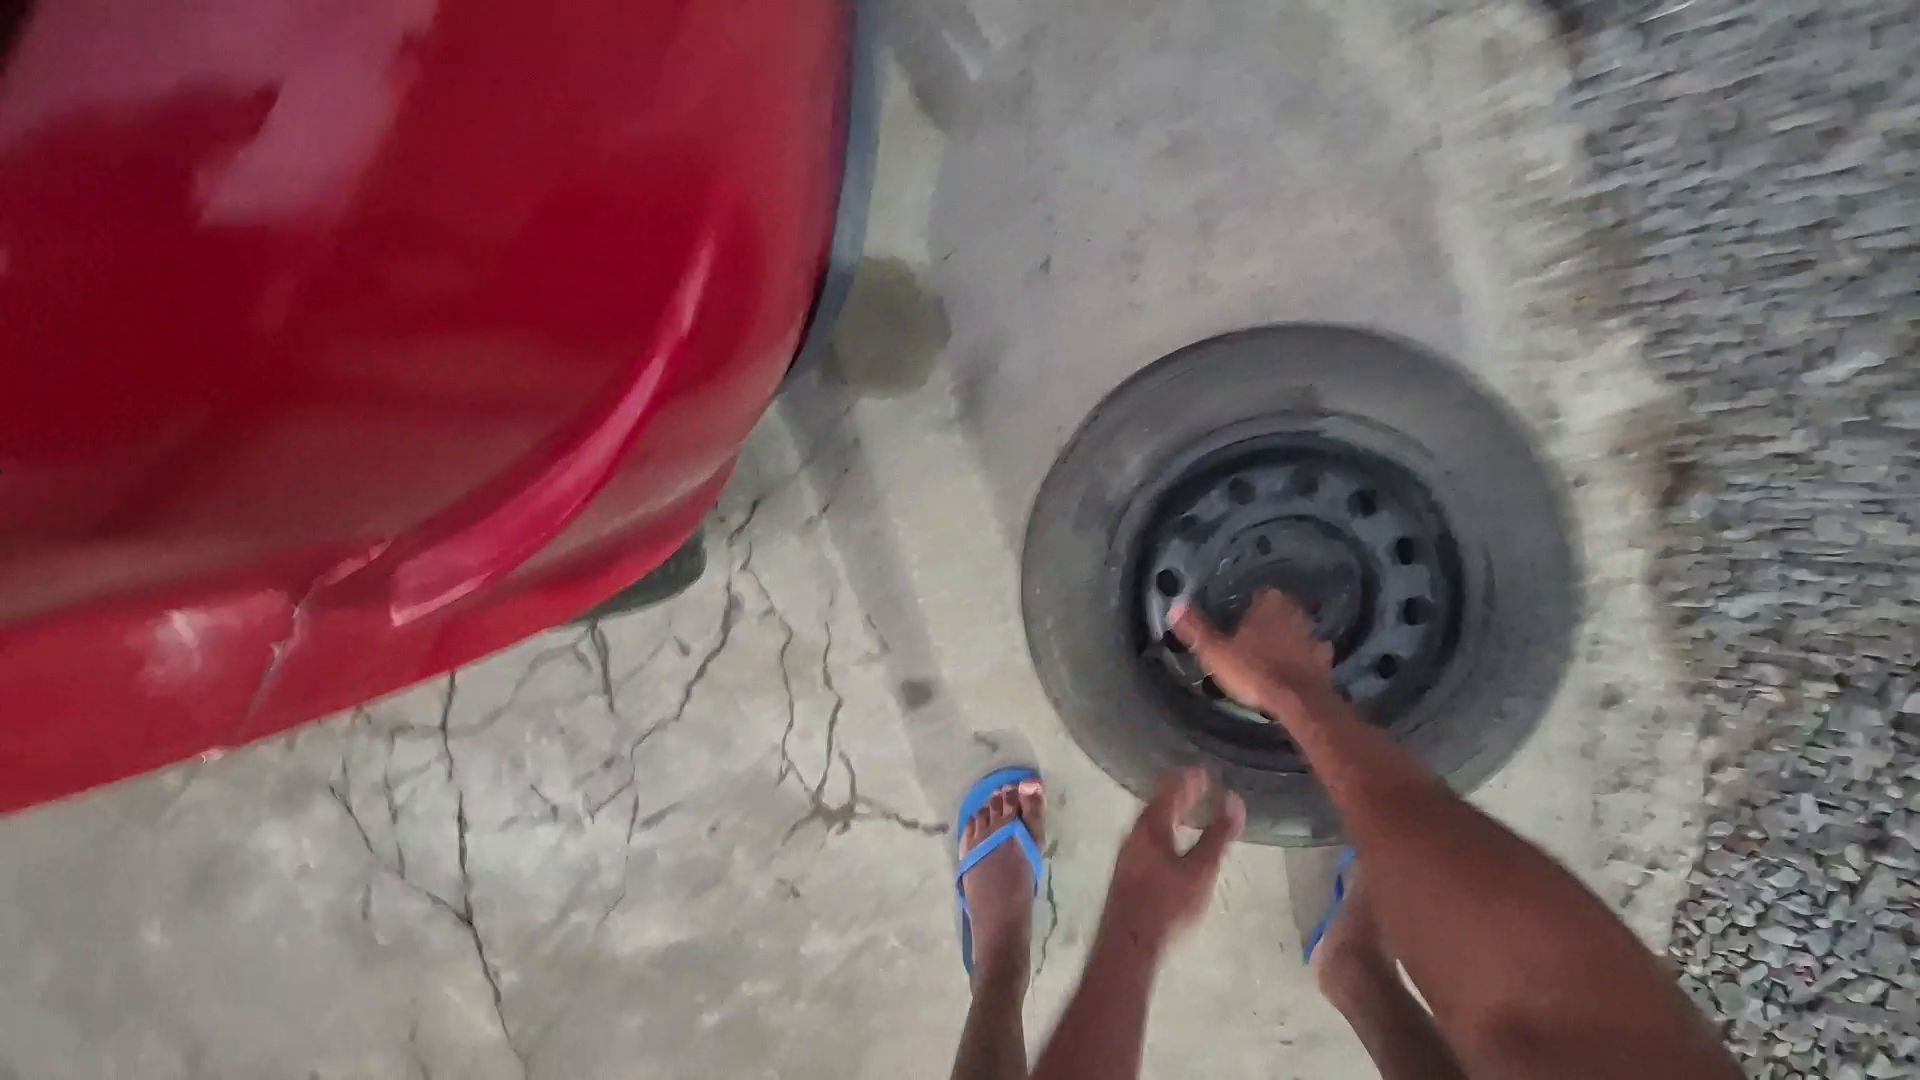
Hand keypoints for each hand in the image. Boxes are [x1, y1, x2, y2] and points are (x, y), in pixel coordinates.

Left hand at [1099, 768, 1245, 953]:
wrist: (1129, 943)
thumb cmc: (1168, 905)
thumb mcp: (1200, 871)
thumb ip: (1218, 836)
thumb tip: (1235, 801)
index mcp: (1150, 826)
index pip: (1170, 789)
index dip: (1189, 778)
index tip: (1207, 772)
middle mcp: (1134, 832)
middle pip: (1158, 803)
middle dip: (1181, 793)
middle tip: (1202, 787)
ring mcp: (1128, 851)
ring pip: (1151, 821)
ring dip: (1171, 811)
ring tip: (1191, 812)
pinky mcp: (1127, 869)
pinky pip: (1147, 836)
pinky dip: (1164, 828)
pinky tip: (1173, 844)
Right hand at [1170, 590, 1337, 718]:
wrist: (1299, 702)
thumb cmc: (1255, 670)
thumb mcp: (1215, 651)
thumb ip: (1196, 628)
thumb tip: (1175, 606)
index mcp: (1270, 602)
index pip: (1259, 592)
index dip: (1248, 605)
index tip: (1237, 619)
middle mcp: (1296, 612)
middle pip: (1280, 610)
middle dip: (1268, 620)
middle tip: (1250, 637)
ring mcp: (1314, 635)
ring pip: (1297, 630)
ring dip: (1287, 638)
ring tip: (1270, 655)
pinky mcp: (1325, 659)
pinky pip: (1311, 653)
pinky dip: (1302, 658)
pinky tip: (1291, 670)